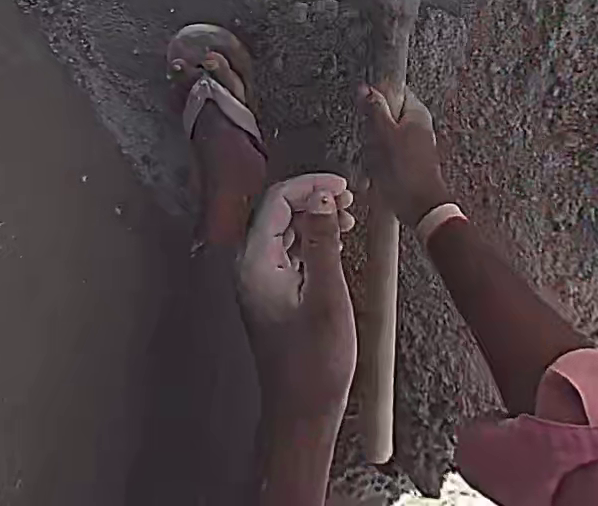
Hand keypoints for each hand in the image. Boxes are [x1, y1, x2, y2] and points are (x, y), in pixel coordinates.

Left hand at [238, 173, 357, 425]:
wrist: (301, 413)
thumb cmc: (314, 365)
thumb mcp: (327, 296)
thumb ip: (323, 241)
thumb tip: (323, 197)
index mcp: (256, 262)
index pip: (277, 200)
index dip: (309, 185)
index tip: (340, 186)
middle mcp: (251, 264)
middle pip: (277, 209)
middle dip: (312, 196)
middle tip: (346, 198)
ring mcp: (259, 276)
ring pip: (284, 226)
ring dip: (314, 215)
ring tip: (346, 215)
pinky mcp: (271, 287)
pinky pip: (288, 246)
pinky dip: (312, 235)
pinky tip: (335, 238)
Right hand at [358, 86, 451, 228]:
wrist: (419, 208)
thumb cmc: (406, 171)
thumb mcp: (383, 134)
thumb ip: (374, 108)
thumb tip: (365, 89)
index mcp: (417, 113)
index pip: (395, 90)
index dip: (378, 96)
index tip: (367, 106)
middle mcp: (419, 126)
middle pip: (387, 113)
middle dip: (374, 124)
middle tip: (372, 136)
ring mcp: (414, 144)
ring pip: (384, 134)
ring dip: (374, 144)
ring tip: (375, 156)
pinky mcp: (408, 160)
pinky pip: (387, 152)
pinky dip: (379, 159)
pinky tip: (378, 169)